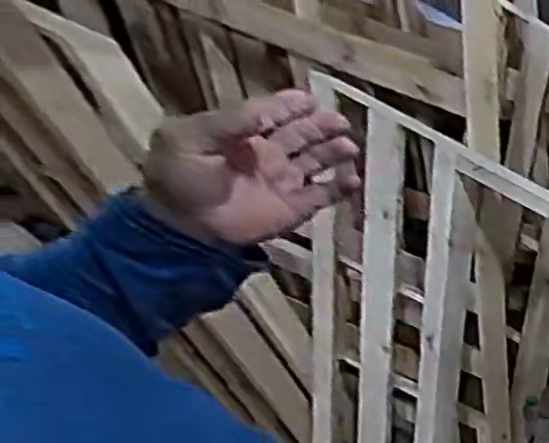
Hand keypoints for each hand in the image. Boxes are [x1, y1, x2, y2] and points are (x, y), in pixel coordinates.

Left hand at [142, 90, 361, 246]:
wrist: (190, 224)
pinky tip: (354, 179)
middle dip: (319, 127)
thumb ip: (226, 124)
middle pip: (299, 136)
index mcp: (239, 134)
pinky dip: (342, 188)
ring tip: (350, 146)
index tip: (310, 99)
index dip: (288, 106)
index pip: (268, 115)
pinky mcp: (299, 206)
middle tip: (340, 120)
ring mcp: (286, 181)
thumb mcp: (189, 139)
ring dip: (334, 153)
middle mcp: (268, 154)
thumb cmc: (180, 176)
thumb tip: (264, 112)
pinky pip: (326, 194)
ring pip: (317, 162)